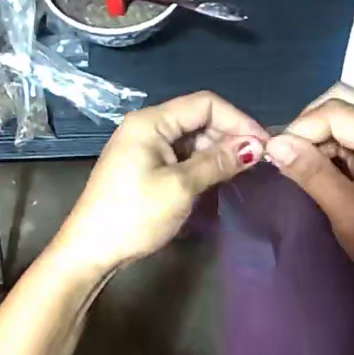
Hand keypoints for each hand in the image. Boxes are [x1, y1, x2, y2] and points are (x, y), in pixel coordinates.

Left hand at [50, 91, 267, 274]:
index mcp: (151, 122)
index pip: (205, 104)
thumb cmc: (134, 215)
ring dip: (218, 150)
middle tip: (258, 160)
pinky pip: (181, 154)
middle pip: (199, 118)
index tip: (263, 144)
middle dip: (229, 135)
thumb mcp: (181, 187)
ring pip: (192, 137)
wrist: (91, 250)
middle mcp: (148, 126)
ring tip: (243, 170)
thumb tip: (255, 146)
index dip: (238, 119)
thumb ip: (218, 162)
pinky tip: (219, 176)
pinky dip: (202, 162)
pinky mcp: (146, 165)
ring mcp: (145, 146)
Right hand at [265, 85, 353, 291]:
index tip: (276, 155)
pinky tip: (317, 167)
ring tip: (300, 163)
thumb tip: (273, 145)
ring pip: (346, 112)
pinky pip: (351, 130)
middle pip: (344, 99)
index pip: (339, 111)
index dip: (302, 127)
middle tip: (288, 155)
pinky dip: (329, 143)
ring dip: (318, 133)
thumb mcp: (349, 215)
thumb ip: (313, 175)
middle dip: (309, 123)